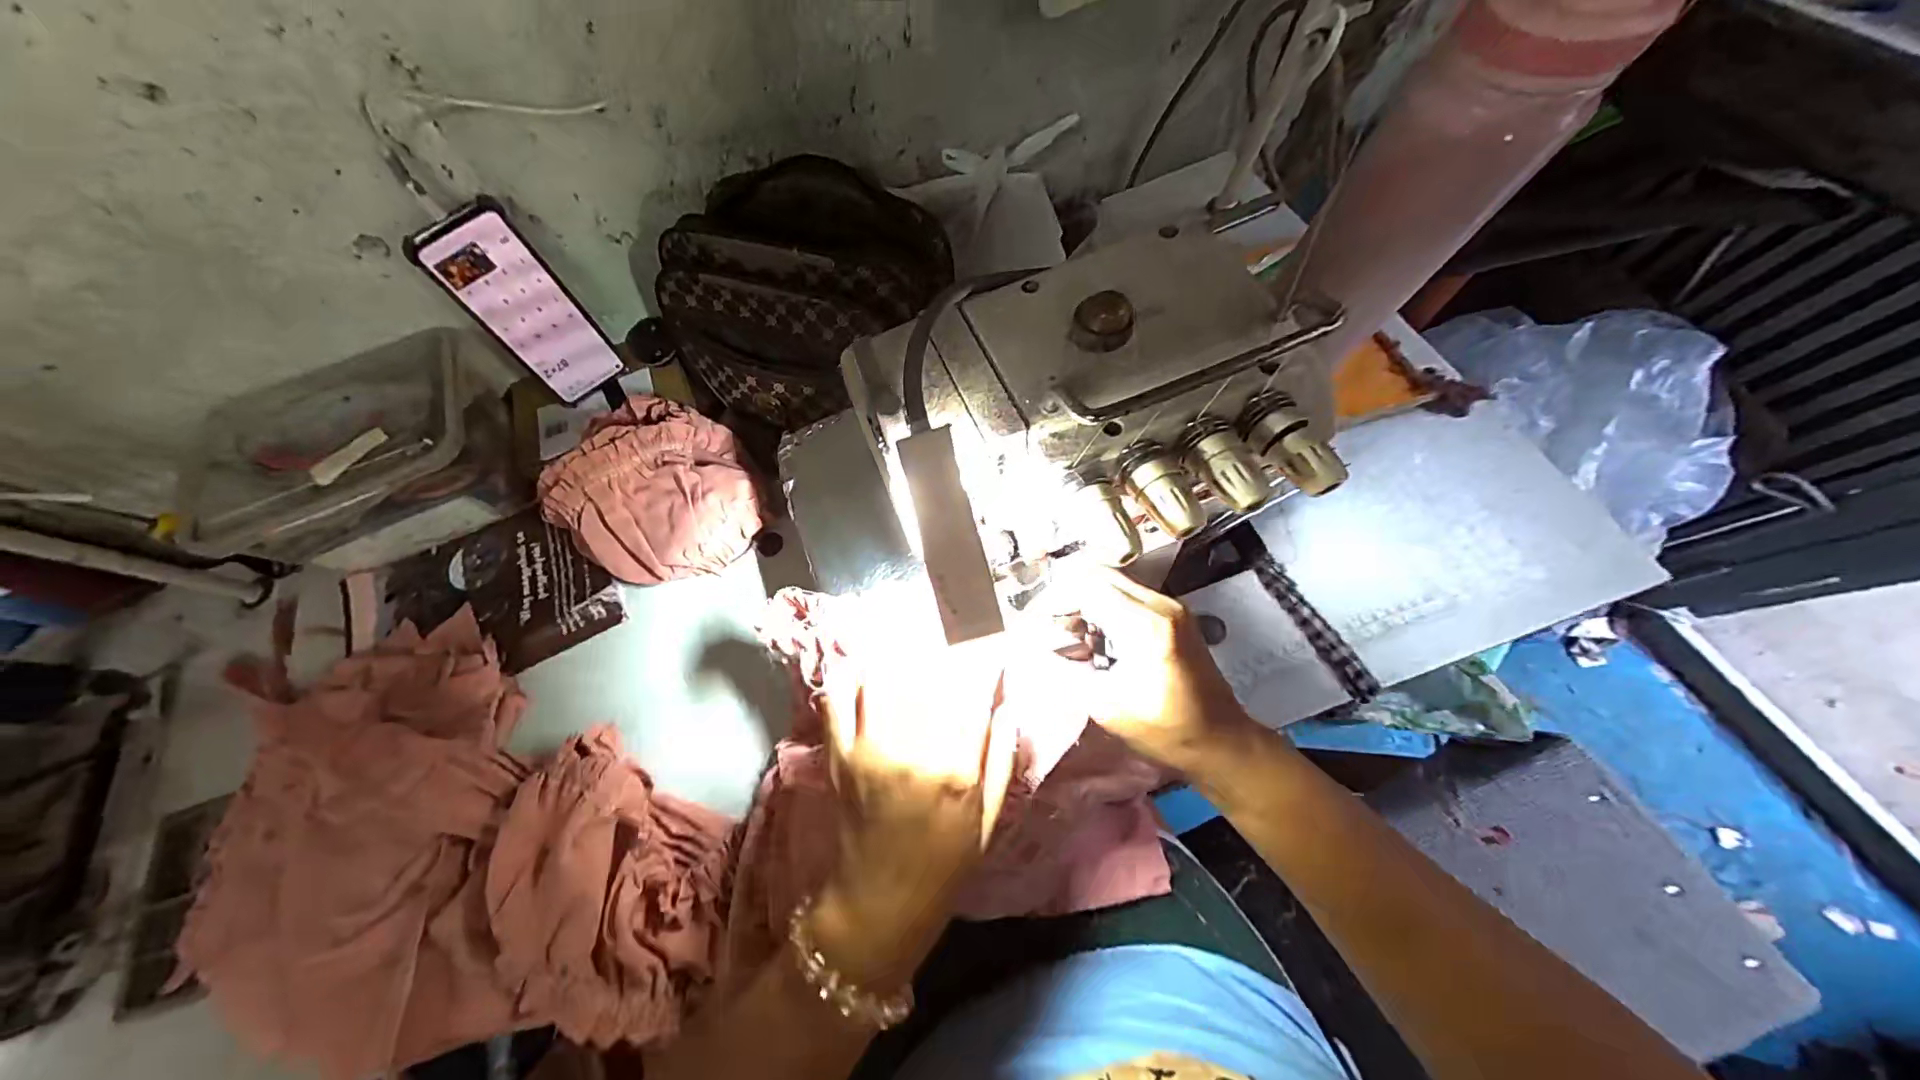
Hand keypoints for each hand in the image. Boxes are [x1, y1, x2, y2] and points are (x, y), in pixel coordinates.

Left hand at [808, 635, 1015, 986]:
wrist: (878, 904)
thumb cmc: (944, 865)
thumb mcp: (989, 818)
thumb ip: (1002, 756)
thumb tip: (1006, 700)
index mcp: (955, 767)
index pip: (971, 686)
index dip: (983, 652)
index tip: (992, 635)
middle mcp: (910, 748)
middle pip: (927, 669)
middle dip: (946, 639)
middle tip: (956, 626)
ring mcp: (867, 746)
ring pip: (884, 673)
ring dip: (902, 646)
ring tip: (917, 634)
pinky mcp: (837, 751)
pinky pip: (839, 695)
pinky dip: (854, 670)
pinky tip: (871, 660)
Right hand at [1043, 563, 1259, 772]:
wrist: (1223, 741)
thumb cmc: (1167, 731)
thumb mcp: (1107, 707)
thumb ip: (1066, 672)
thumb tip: (1031, 649)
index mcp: (1147, 626)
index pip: (1087, 587)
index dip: (1054, 602)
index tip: (1035, 625)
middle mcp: (1161, 604)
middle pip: (1098, 574)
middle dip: (1066, 596)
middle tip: (1048, 626)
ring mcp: (1170, 606)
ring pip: (1112, 580)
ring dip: (1083, 600)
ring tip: (1068, 634)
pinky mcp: (1173, 614)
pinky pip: (1127, 594)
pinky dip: (1102, 606)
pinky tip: (1094, 638)